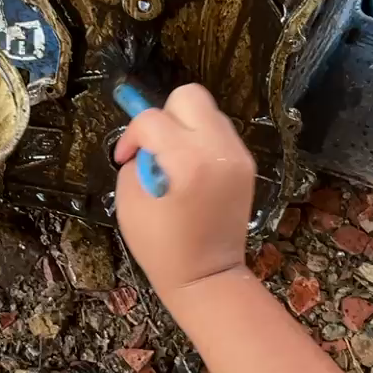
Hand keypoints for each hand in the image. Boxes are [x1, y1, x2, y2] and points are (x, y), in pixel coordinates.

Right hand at [112, 84, 255, 298]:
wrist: (207, 276)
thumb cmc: (160, 246)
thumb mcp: (129, 202)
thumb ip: (137, 162)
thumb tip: (147, 145)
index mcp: (186, 162)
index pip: (153, 119)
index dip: (132, 135)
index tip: (126, 157)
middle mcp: (218, 150)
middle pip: (189, 96)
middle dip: (165, 115)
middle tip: (155, 146)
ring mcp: (237, 156)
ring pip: (208, 111)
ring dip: (185, 127)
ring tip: (174, 160)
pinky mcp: (246, 165)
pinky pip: (220, 133)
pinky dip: (202, 141)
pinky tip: (192, 170)